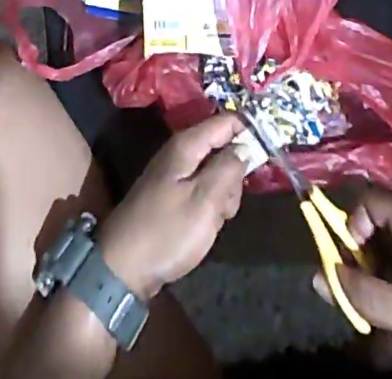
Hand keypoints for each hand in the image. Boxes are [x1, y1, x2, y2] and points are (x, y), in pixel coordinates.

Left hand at [95, 112, 247, 297]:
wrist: (122, 269)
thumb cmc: (167, 232)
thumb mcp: (205, 200)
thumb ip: (228, 168)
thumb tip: (245, 145)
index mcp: (186, 145)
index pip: (226, 122)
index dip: (250, 132)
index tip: (269, 155)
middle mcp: (179, 153)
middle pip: (222, 148)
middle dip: (235, 174)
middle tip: (228, 203)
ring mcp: (173, 175)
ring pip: (214, 173)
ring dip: (223, 195)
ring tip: (215, 219)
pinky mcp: (171, 196)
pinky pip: (201, 191)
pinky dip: (210, 206)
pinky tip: (205, 226)